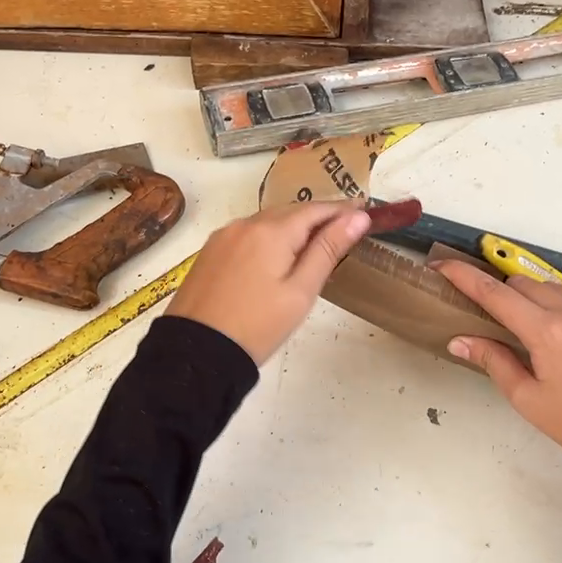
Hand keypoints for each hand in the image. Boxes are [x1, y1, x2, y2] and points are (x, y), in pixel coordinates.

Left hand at [167, 202, 372, 363]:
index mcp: (271, 231)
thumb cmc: (256, 326)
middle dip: (318, 217)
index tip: (365, 212)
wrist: (196, 353)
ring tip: (315, 245)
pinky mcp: (210, 252)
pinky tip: (277, 256)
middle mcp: (245, 224)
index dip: (342, 209)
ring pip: (267, 222)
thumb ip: (328, 250)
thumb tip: (356, 217)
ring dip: (292, 228)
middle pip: (290, 212)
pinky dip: (268, 238)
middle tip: (345, 229)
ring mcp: (223, 237)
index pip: (315, 209)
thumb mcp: (300, 291)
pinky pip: (247, 235)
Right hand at [431, 262, 561, 469]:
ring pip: (561, 291)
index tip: (444, 266)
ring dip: (545, 305)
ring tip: (551, 341)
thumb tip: (459, 340)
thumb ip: (493, 361)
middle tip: (506, 325)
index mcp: (548, 334)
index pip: (495, 294)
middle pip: (527, 285)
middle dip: (508, 297)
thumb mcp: (528, 399)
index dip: (465, 277)